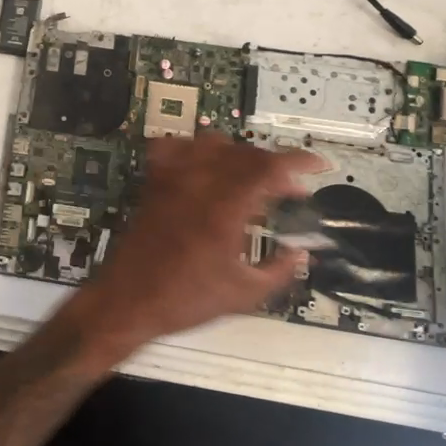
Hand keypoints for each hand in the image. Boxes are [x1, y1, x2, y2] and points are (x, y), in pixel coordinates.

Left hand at [62, 134, 326, 356]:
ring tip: (252, 178)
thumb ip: (280, 269)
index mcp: (225, 208)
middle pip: (244, 152)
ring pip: (211, 145)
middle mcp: (198, 185)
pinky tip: (204, 166)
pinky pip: (173, 149)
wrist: (128, 301)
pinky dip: (193, 149)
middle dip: (273, 165)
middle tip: (289, 189)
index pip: (268, 167)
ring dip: (238, 155)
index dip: (298, 161)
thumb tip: (301, 253)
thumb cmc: (184, 300)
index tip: (317, 166)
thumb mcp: (244, 294)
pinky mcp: (153, 185)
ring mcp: (171, 181)